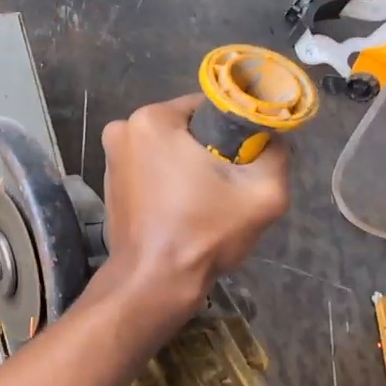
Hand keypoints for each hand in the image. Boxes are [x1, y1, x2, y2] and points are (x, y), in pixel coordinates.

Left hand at [95, 94, 290, 340]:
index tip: (248, 156)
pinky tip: (184, 206)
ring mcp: (111, 155)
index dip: (234, 129)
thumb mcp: (264, 192)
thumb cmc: (205, 232)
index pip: (208, 107)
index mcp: (152, 119)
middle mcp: (123, 128)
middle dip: (211, 149)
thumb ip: (276, 153)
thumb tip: (273, 139)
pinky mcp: (109, 179)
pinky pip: (151, 167)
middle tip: (230, 183)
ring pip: (169, 148)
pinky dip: (169, 179)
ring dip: (190, 165)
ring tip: (208, 199)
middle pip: (186, 127)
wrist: (154, 278)